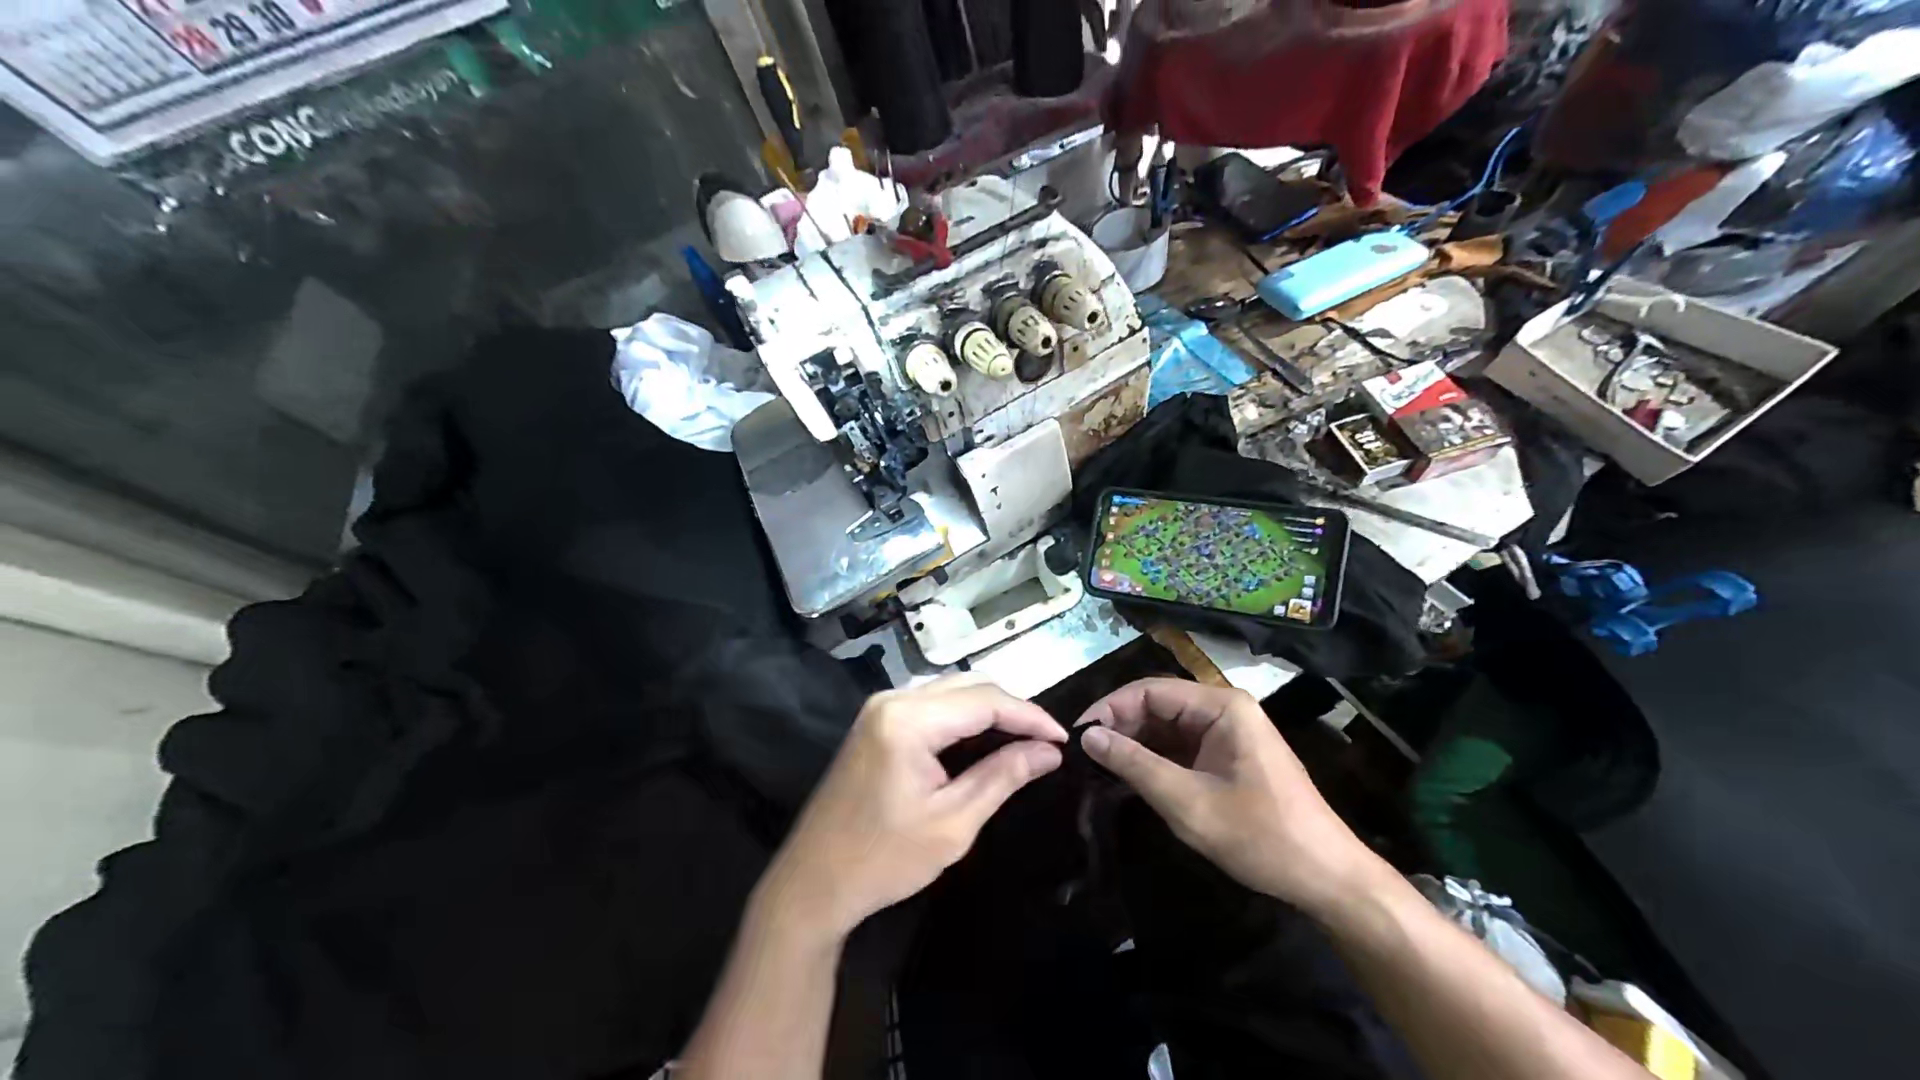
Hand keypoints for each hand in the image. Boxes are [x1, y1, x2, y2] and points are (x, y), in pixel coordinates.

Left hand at [757, 675, 1066, 939]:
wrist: (813, 882)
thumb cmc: (884, 860)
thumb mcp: (953, 823)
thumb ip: (1003, 777)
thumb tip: (1049, 751)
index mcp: (908, 720)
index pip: (985, 701)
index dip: (1030, 716)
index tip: (1063, 739)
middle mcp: (893, 699)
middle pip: (968, 685)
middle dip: (1011, 709)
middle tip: (1045, 742)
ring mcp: (880, 707)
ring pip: (951, 690)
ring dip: (988, 710)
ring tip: (1022, 740)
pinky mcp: (876, 721)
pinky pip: (931, 704)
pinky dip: (963, 717)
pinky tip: (983, 740)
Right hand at [1077, 678, 1387, 917]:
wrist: (1327, 877)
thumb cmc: (1260, 835)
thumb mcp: (1187, 801)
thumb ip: (1134, 764)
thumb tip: (1087, 737)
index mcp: (1221, 706)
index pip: (1149, 691)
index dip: (1110, 709)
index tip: (1077, 736)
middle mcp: (1224, 709)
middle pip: (1158, 705)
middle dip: (1120, 726)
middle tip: (1084, 754)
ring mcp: (1228, 733)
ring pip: (1167, 727)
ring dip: (1135, 743)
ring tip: (1099, 766)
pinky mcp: (1229, 756)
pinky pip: (1181, 746)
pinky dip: (1154, 759)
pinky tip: (1130, 776)